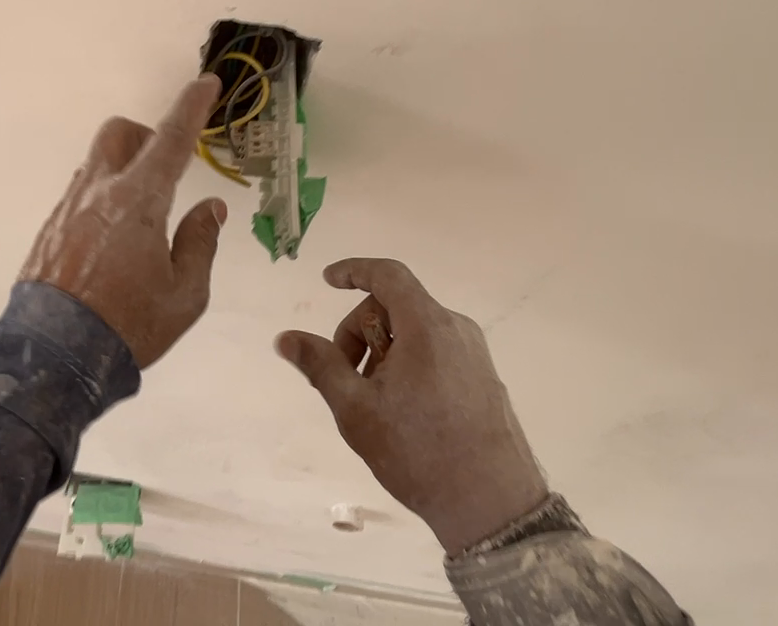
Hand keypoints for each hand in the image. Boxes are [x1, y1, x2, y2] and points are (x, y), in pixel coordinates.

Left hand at [20, 76, 227, 368]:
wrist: (53, 359)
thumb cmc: (129, 325)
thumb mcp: (185, 295)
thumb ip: (200, 243)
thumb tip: (209, 207)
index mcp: (138, 202)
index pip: (171, 141)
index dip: (191, 107)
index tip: (205, 82)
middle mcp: (98, 192)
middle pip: (119, 133)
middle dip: (145, 137)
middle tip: (166, 172)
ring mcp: (68, 207)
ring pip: (97, 163)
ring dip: (124, 170)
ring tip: (140, 221)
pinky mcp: (49, 228)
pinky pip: (81, 193)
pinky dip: (103, 198)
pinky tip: (111, 242)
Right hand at [276, 258, 548, 554]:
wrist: (492, 507)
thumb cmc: (418, 451)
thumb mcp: (355, 408)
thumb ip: (320, 364)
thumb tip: (285, 338)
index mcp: (427, 326)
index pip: (388, 275)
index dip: (354, 271)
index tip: (327, 281)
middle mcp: (455, 329)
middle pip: (395, 306)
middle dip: (361, 331)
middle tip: (345, 374)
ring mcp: (474, 353)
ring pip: (415, 330)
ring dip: (384, 350)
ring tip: (372, 399)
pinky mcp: (483, 377)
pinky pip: (435, 350)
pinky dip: (408, 362)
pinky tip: (399, 407)